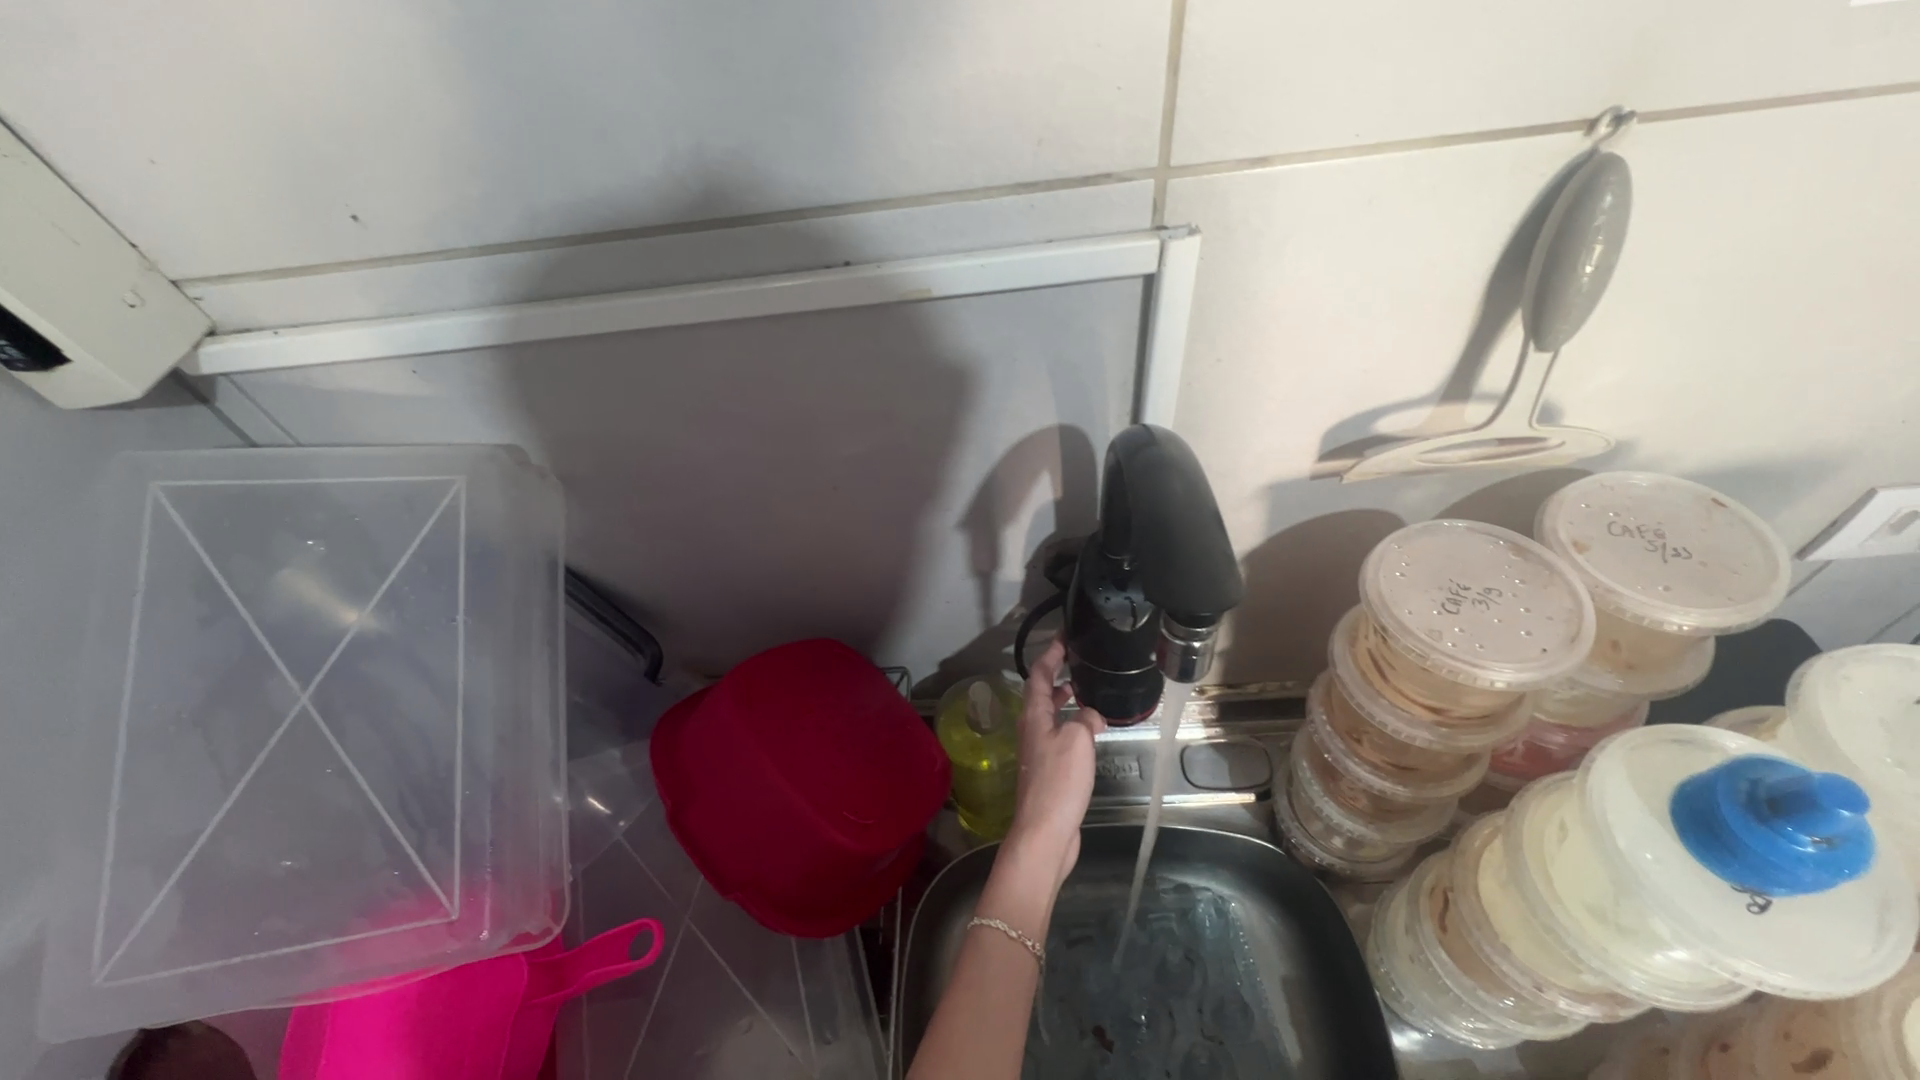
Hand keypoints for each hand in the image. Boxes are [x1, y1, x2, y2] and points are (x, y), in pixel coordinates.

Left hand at [1005, 637, 1104, 890]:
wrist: (1045, 832)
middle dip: (1057, 675)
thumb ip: (1085, 720)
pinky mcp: (1049, 772)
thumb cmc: (1058, 782)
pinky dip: (1073, 726)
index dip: (1051, 654)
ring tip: (1087, 691)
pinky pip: (1060, 737)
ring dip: (1065, 701)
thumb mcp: (1077, 740)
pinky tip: (1091, 733)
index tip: (1064, 638)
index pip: (1037, 675)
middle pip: (1040, 694)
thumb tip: (1091, 718)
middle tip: (1078, 661)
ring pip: (1051, 716)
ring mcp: (1038, 752)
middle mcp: (1031, 730)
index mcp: (1033, 716)